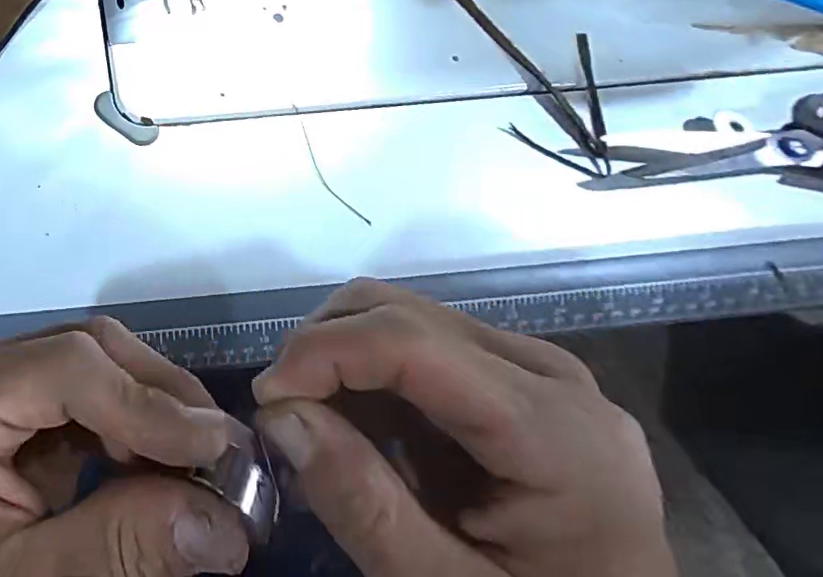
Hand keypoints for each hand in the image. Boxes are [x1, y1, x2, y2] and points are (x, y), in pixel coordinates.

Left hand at [0, 317, 253, 576]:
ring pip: (107, 365)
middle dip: (165, 400)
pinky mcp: (32, 404)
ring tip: (206, 464)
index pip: (72, 366)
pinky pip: (101, 394)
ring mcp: (11, 379)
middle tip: (226, 456)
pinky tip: (168, 465)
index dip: (147, 401)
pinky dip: (142, 427)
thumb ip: (121, 547)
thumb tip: (225, 522)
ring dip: (161, 411)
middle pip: (95, 351)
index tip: (214, 447)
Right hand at [253, 280, 675, 576]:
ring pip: (406, 317)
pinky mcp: (517, 378)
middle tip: (284, 419)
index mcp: (557, 431)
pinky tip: (359, 432)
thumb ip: (368, 510)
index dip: (326, 351)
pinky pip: (424, 347)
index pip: (415, 342)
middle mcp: (549, 374)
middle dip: (326, 349)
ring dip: (343, 360)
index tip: (266, 401)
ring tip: (317, 431)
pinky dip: (372, 377)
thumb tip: (280, 414)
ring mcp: (536, 370)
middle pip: (405, 312)